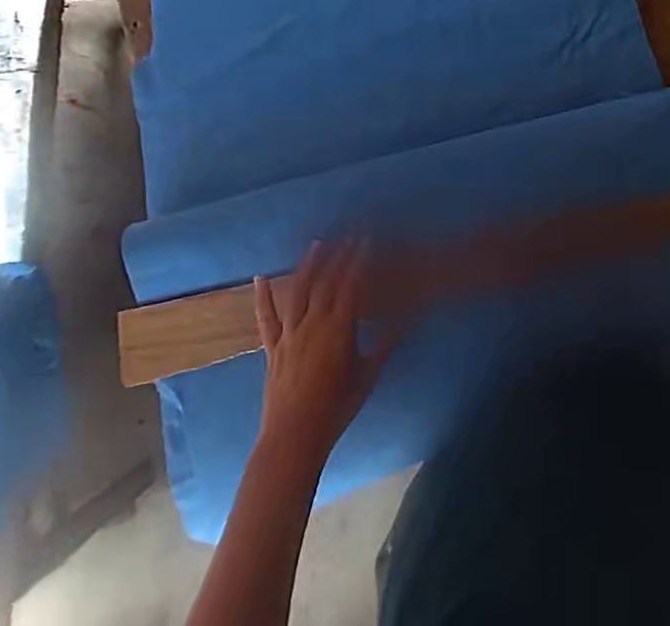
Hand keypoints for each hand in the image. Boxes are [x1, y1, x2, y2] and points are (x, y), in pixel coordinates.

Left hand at [254, 237, 397, 456]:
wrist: (294, 437)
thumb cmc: (337, 408)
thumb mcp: (368, 375)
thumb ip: (386, 344)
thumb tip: (408, 318)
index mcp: (339, 329)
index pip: (352, 285)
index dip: (360, 260)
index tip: (367, 239)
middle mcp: (313, 323)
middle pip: (327, 281)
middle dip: (339, 255)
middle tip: (349, 233)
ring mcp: (289, 333)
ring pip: (299, 291)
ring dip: (308, 265)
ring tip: (317, 243)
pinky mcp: (272, 346)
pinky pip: (266, 317)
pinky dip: (263, 296)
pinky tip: (261, 277)